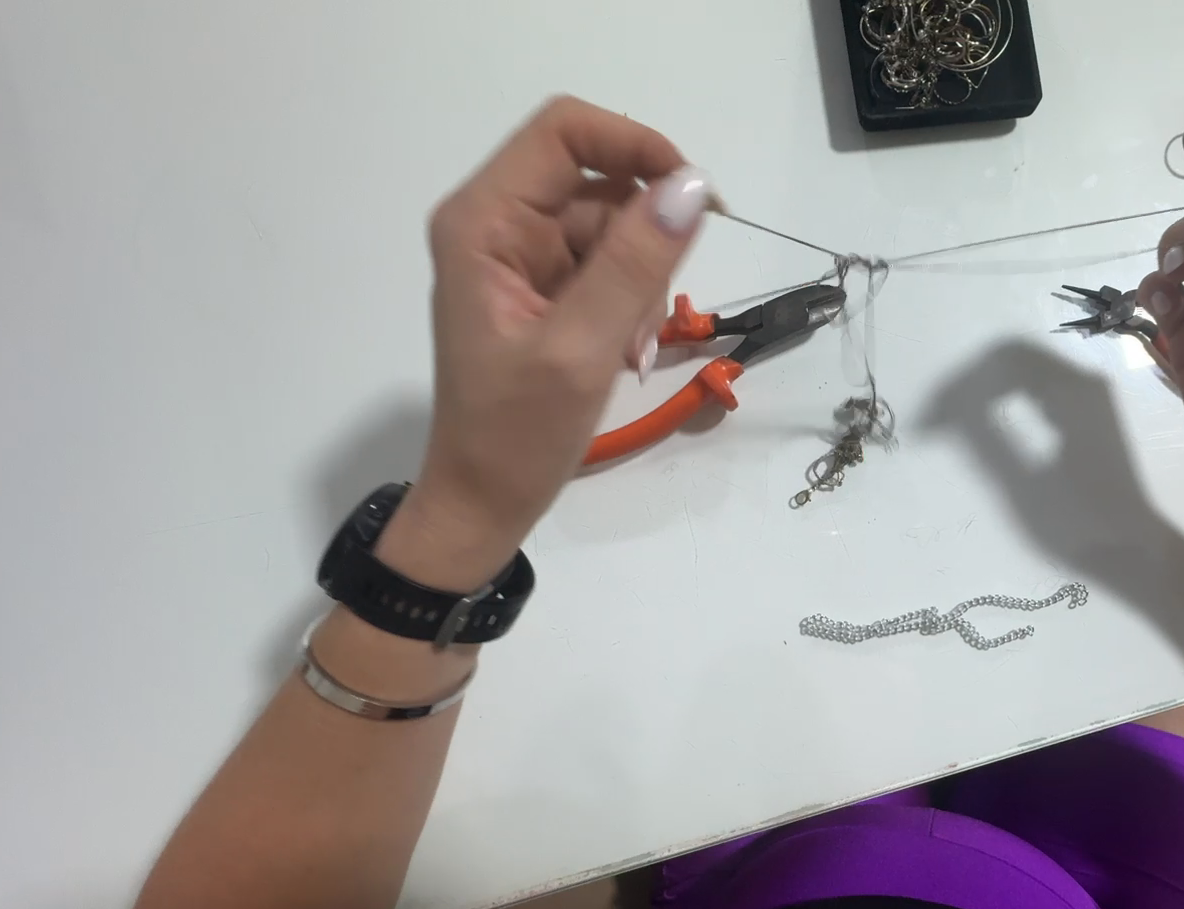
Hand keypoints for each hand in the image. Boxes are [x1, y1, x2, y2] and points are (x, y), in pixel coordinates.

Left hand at [380, 97, 715, 588]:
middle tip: (646, 323)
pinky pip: (611, 275)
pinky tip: (626, 355)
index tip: (698, 203)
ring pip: (615, 236)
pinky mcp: (549, 297)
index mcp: (486, 223)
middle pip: (599, 189)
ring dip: (642, 289)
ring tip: (629, 352)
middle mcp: (502, 228)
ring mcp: (526, 265)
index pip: (566, 133)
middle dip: (643, 248)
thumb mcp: (579, 349)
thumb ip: (633, 266)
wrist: (487, 500)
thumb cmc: (516, 435)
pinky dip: (632, 310)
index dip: (637, 148)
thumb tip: (692, 189)